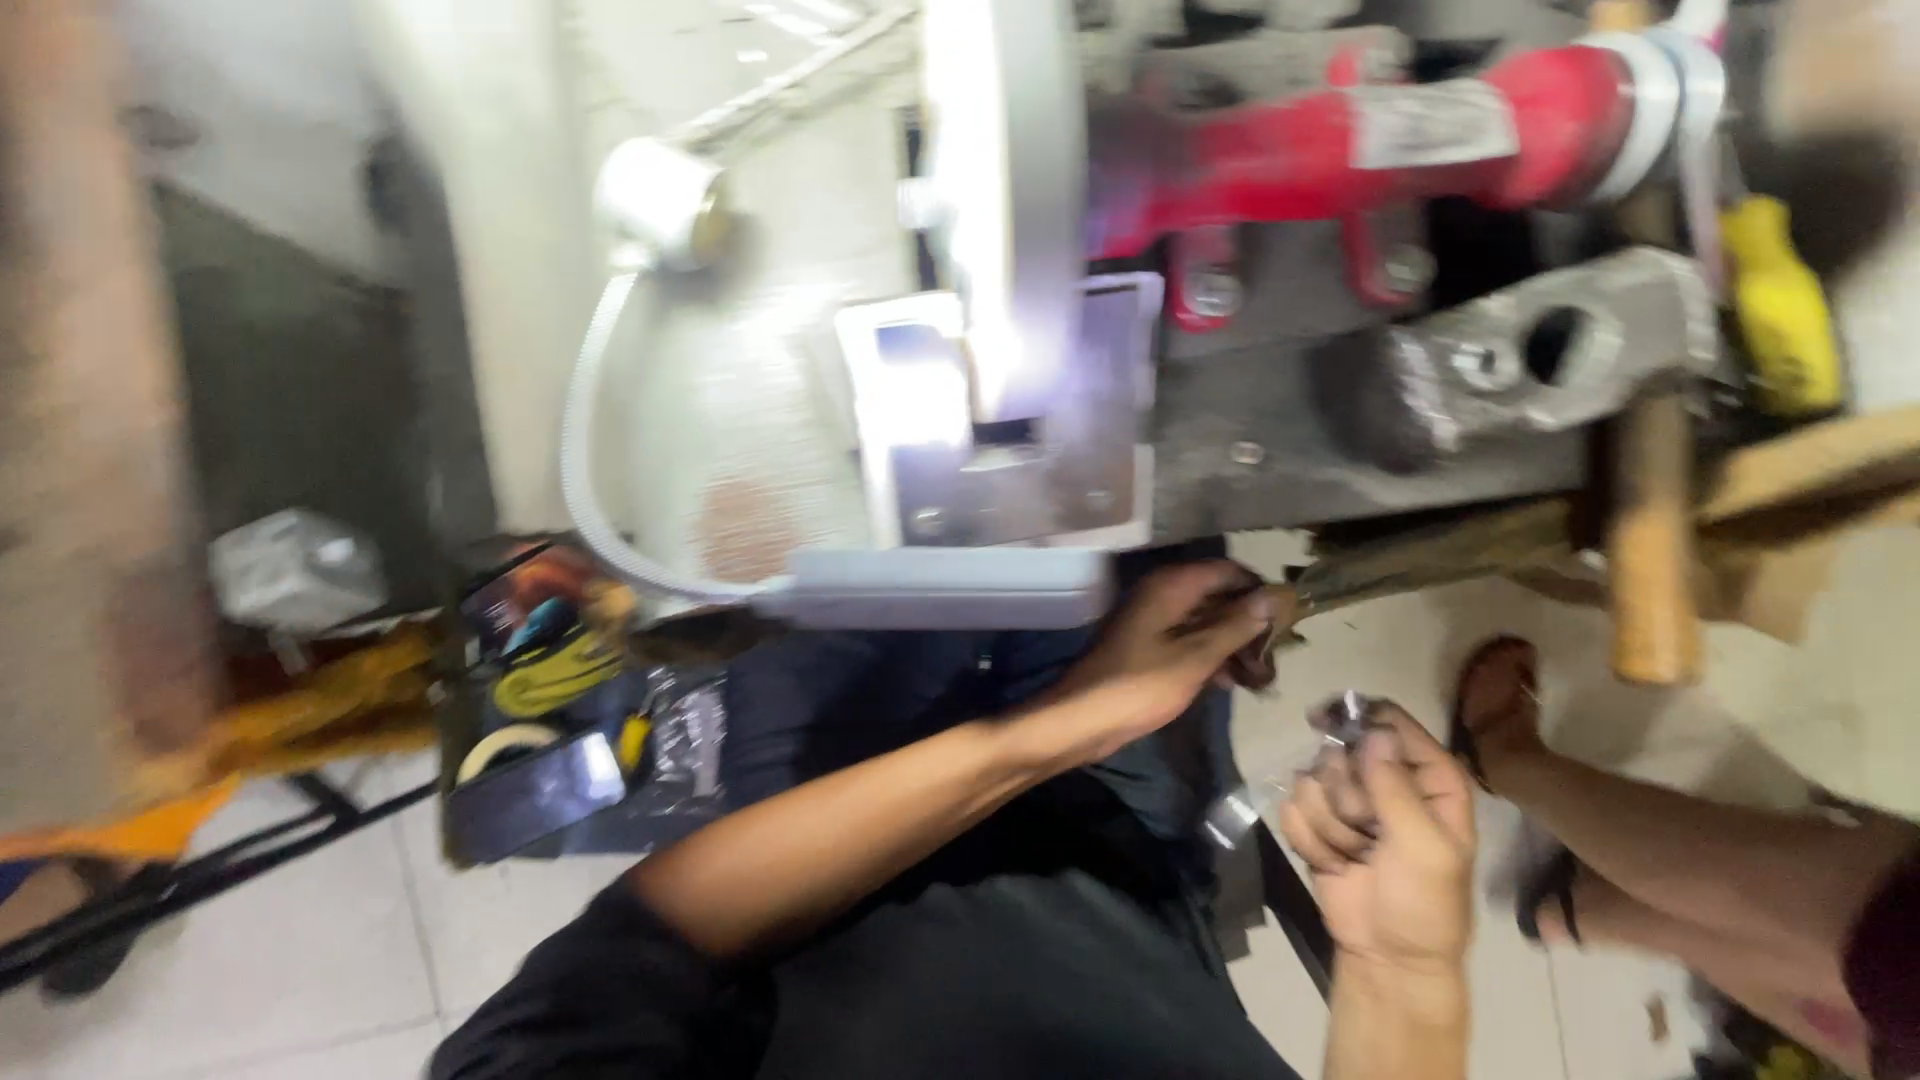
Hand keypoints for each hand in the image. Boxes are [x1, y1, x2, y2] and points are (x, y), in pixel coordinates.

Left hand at [1012, 562, 1281, 770]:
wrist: (1084, 719)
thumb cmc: (1140, 685)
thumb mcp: (1196, 656)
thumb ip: (1236, 625)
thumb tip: (1275, 595)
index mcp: (1171, 585)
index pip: (1228, 571)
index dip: (1259, 592)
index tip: (1287, 623)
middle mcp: (1163, 594)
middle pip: (1219, 596)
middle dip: (1249, 625)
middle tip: (1274, 661)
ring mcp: (1154, 620)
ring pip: (1206, 621)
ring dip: (1233, 645)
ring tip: (1258, 679)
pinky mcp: (1150, 646)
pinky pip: (1189, 641)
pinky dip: (1211, 657)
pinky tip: (1229, 684)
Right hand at [1278, 704, 1476, 976]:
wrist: (1388, 957)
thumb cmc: (1425, 905)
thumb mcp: (1426, 849)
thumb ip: (1397, 790)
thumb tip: (1374, 733)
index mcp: (1431, 782)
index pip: (1397, 729)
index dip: (1366, 719)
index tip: (1330, 719)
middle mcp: (1387, 782)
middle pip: (1344, 751)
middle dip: (1346, 793)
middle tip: (1365, 828)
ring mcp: (1347, 802)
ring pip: (1312, 779)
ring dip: (1329, 824)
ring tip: (1353, 855)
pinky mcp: (1315, 822)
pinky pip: (1292, 808)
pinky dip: (1309, 839)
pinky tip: (1332, 862)